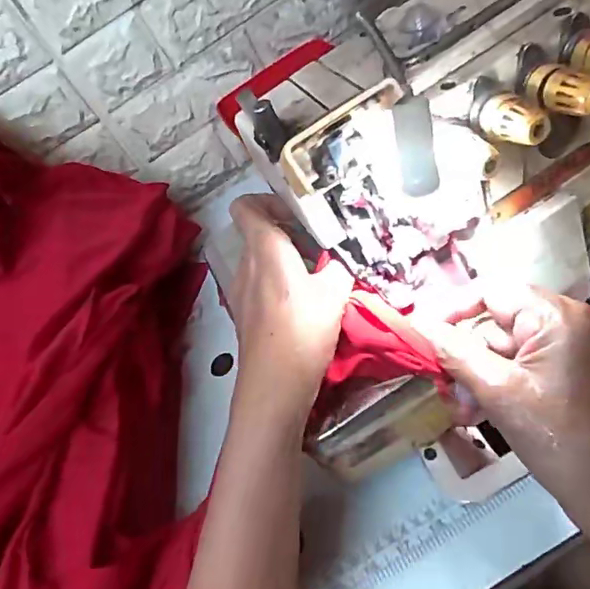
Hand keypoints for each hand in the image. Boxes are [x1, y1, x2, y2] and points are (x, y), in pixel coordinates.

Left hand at [225, 195, 352, 415]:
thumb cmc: (303, 332)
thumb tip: (348, 253)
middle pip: (258, 232)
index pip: (247, 205)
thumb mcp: (335, 293)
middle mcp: (246, 265)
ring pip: (261, 259)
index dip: (271, 200)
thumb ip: (342, 265)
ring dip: (287, 258)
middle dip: (288, 231)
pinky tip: (306, 300)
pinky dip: (281, 281)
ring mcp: (241, 291)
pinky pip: (261, 282)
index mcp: (264, 250)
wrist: (274, 387)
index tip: (301, 213)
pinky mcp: (246, 313)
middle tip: (321, 243)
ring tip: (319, 272)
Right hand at [418, 283, 589, 555]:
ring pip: (506, 349)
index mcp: (558, 316)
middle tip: (442, 388)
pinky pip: (523, 367)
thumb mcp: (498, 392)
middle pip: (497, 321)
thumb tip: (418, 325)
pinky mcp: (572, 374)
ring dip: (478, 377)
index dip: (452, 309)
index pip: (492, 291)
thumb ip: (455, 352)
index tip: (420, 333)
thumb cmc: (558, 439)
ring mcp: (573, 349)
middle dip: (465, 355)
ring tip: (462, 412)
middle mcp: (569, 322)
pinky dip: (499, 386)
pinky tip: (480, 414)